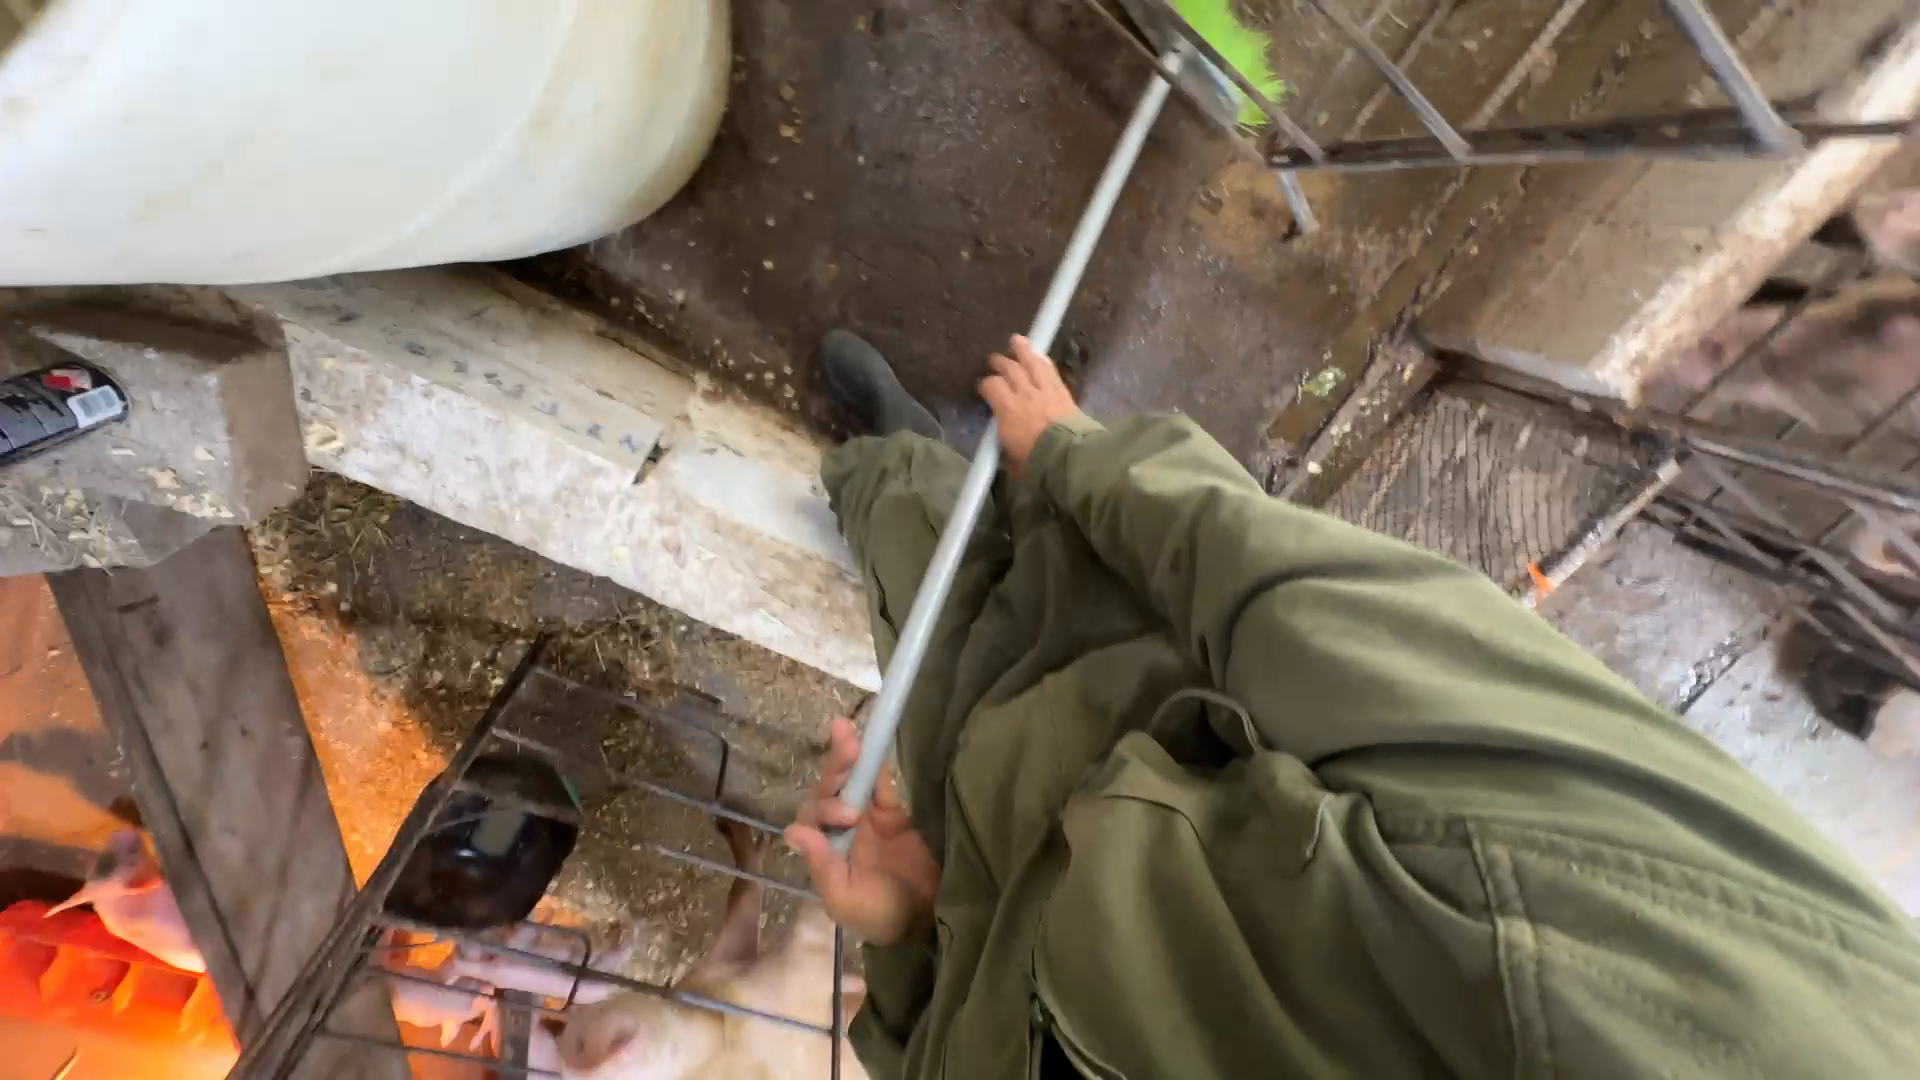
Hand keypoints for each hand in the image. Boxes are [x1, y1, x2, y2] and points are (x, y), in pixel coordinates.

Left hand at [785, 717, 939, 945]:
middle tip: (847, 745)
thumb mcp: (846, 900)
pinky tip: (872, 746)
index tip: (852, 816)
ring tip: (846, 730)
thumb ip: (821, 866)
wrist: (931, 914)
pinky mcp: (893, 812)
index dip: (826, 806)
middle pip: (830, 789)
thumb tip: (792, 832)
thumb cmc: (882, 915)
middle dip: (834, 767)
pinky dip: (877, 765)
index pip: (812, 816)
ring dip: (848, 757)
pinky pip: (881, 783)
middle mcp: (840, 829)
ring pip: (852, 780)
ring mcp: (867, 817)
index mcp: (824, 850)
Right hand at [979, 335, 1079, 476]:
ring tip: (1017, 340)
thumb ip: (1006, 447)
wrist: (1069, 456)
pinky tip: (1040, 356)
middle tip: (995, 359)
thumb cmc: (1036, 463)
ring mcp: (1045, 390)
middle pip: (1010, 370)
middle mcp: (1023, 393)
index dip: (985, 385)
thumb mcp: (1012, 461)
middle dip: (1001, 363)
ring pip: (1031, 363)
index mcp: (1006, 410)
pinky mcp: (1063, 392)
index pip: (991, 386)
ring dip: (1023, 351)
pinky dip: (1043, 361)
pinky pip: (1050, 370)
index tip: (983, 388)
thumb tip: (1005, 447)